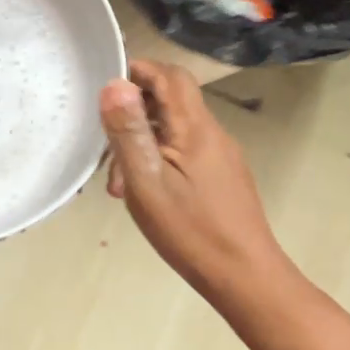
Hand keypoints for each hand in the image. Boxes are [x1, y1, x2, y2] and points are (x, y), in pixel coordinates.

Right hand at [100, 60, 295, 305]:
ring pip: (173, 127)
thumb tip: (114, 83)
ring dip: (140, 140)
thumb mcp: (146, 179)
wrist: (246, 279)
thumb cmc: (190, 229)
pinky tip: (144, 191)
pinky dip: (156, 158)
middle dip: (132, 111)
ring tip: (120, 181)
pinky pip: (183, 149)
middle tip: (104, 145)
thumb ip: (128, 130)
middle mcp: (212, 134)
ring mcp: (220, 156)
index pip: (169, 75)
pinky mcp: (221, 176)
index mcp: (195, 129)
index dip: (137, 70)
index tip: (103, 90)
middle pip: (170, 99)